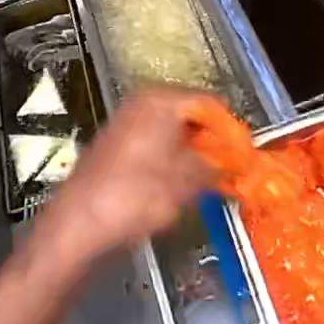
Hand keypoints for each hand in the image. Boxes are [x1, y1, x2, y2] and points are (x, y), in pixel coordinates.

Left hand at [35, 87, 216, 269]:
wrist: (78, 223)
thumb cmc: (136, 196)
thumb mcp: (187, 182)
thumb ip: (216, 166)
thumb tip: (234, 163)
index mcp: (162, 99)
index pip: (211, 103)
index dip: (231, 129)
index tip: (245, 154)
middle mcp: (143, 101)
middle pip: (191, 113)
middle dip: (211, 139)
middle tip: (229, 167)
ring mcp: (126, 120)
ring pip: (172, 129)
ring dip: (192, 150)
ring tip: (208, 179)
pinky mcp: (116, 142)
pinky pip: (155, 141)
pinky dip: (170, 156)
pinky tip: (178, 182)